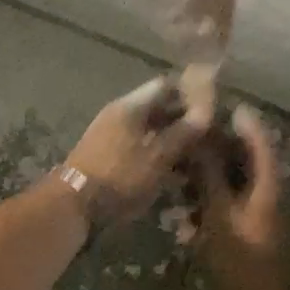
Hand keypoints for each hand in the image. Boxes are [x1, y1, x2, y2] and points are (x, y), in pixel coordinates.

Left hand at [63, 78, 205, 224]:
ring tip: (199, 156)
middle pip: (159, 109)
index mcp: (130, 106)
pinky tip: (176, 173)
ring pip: (150, 131)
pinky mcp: (109, 157)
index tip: (215, 104)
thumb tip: (207, 110)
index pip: (166, 85)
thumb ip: (183, 132)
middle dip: (185, 120)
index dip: (192, 92)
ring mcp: (111, 136)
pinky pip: (140, 149)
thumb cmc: (119, 175)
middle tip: (212, 134)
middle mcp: (120, 115)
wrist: (74, 204)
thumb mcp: (158, 155)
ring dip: (173, 140)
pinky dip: (158, 156)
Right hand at [196, 106, 289, 289]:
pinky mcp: (249, 239)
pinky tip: (186, 214)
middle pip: (248, 165)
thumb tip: (201, 141)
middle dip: (221, 150)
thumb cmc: (238, 264)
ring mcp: (260, 221)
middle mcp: (270, 200)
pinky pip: (230, 210)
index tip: (228, 106)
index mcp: (269, 191)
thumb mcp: (218, 217)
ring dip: (211, 178)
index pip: (262, 146)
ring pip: (236, 188)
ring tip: (182, 174)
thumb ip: (210, 177)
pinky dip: (210, 204)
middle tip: (193, 138)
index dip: (247, 124)